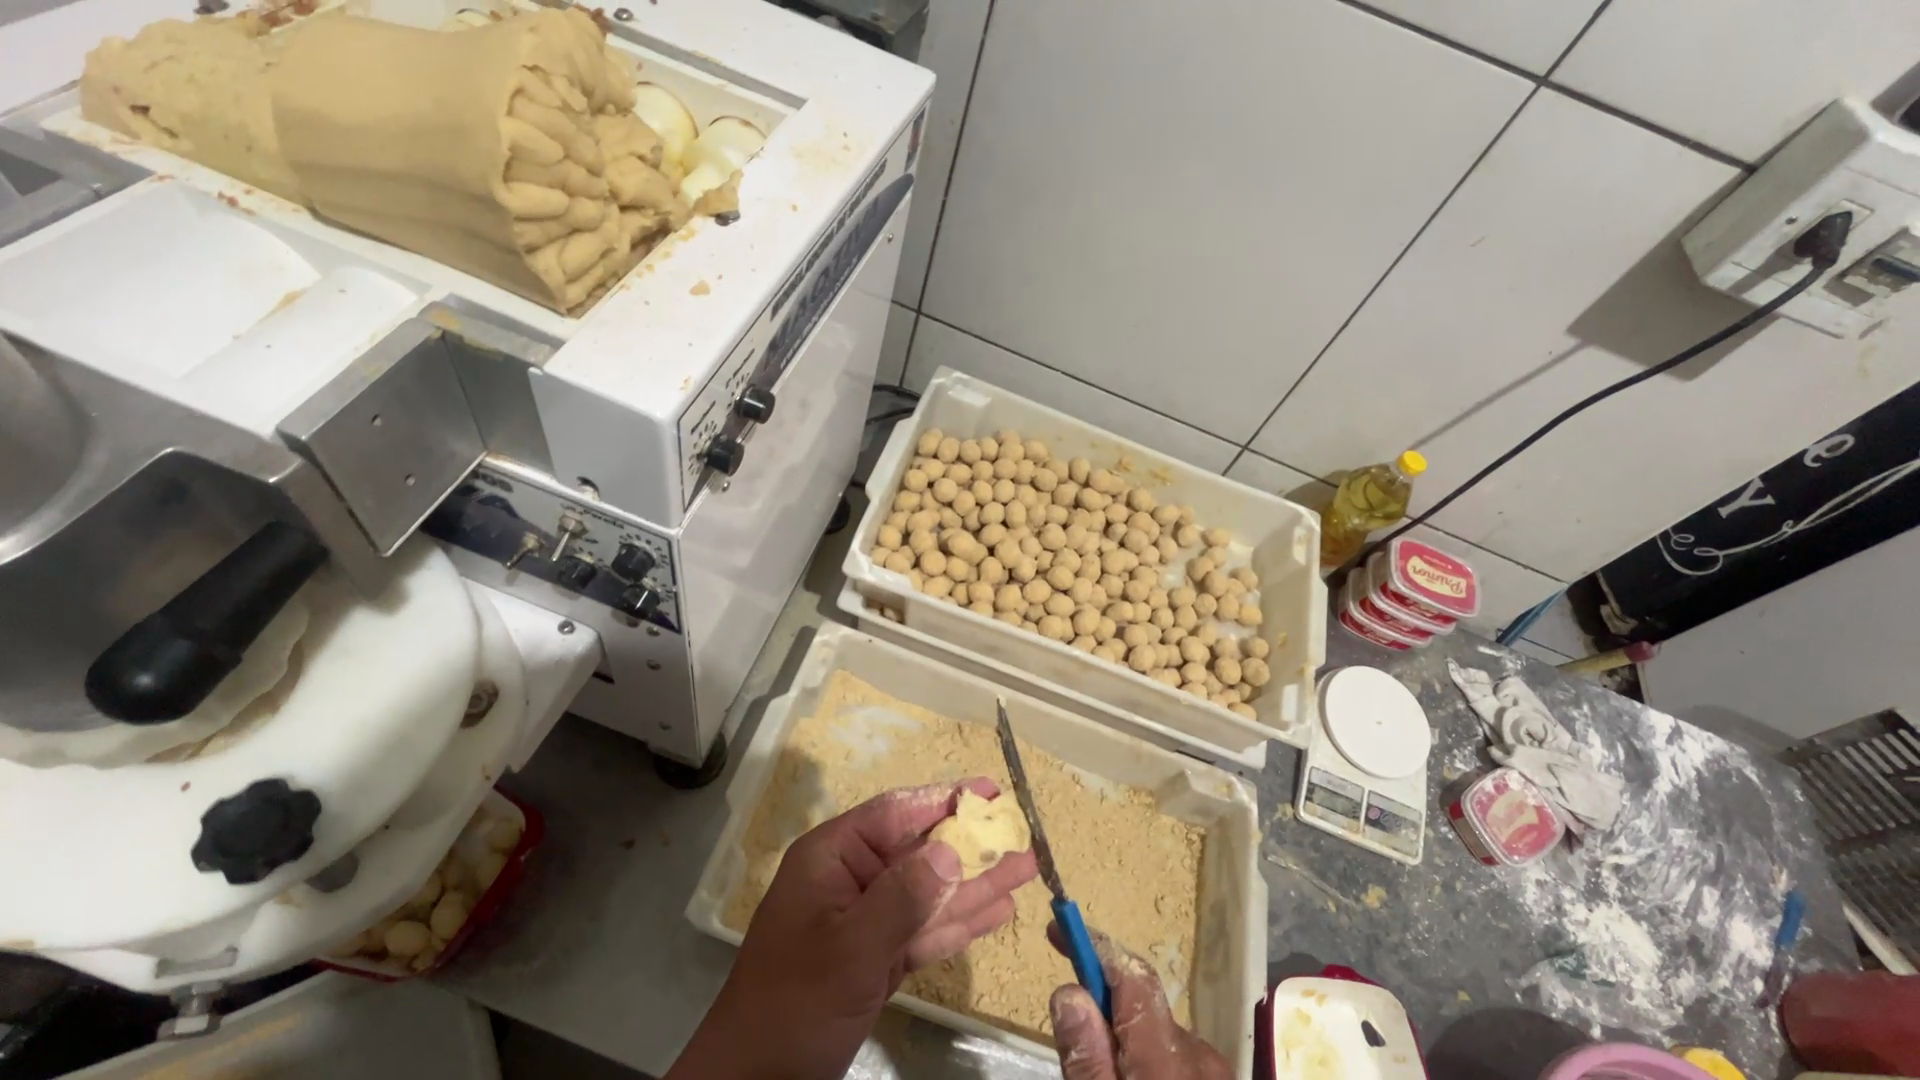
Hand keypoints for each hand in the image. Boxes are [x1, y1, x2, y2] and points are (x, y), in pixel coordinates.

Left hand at [668, 779, 1037, 1079]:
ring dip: (977, 882)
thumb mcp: (848, 949)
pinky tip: (998, 909)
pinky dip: (960, 922)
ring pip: (931, 892)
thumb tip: (950, 852)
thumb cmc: (795, 1004)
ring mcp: (866, 920)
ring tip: (1026, 866)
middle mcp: (852, 879)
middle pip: (919, 851)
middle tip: (1021, 831)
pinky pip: (926, 930)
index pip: (895, 815)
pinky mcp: (878, 956)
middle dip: (971, 844)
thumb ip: (901, 899)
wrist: (758, 1077)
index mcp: (832, 858)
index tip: (988, 794)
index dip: (943, 800)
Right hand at [1048, 927, 1232, 1079]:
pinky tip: (1130, 1076)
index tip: (1058, 927)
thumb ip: (1087, 1059)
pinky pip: (1176, 1058)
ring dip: (1126, 1035)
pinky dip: (1148, 1058)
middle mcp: (1201, 1055)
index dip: (1095, 946)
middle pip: (1143, 1006)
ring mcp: (1218, 1073)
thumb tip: (1069, 990)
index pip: (1134, 976)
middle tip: (1067, 1024)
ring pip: (1158, 1034)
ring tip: (1098, 1067)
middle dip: (1104, 1001)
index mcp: (1168, 1058)